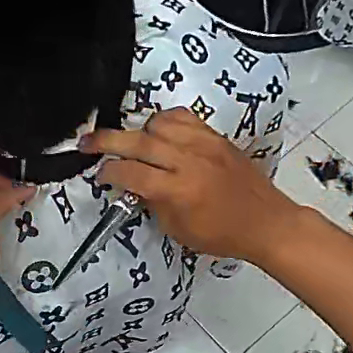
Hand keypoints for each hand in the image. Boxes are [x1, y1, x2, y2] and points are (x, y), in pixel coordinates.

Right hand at [82, 107, 304, 262]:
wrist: (265, 222)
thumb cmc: (223, 235)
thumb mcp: (179, 230)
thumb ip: (154, 204)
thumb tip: (135, 185)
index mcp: (179, 191)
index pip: (131, 173)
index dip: (108, 173)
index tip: (99, 176)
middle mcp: (189, 162)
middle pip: (138, 142)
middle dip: (106, 141)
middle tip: (86, 143)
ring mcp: (204, 145)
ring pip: (158, 123)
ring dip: (138, 131)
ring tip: (130, 143)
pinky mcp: (215, 136)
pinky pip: (183, 117)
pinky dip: (164, 121)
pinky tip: (159, 132)